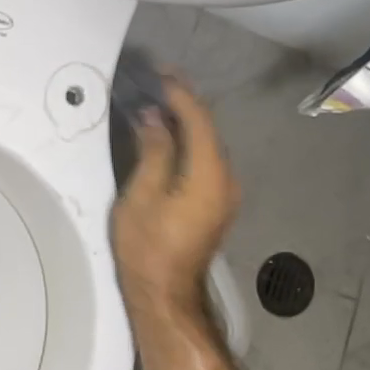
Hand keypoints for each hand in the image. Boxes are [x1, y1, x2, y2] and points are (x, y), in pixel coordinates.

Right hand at [111, 74, 238, 313]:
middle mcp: (227, 179)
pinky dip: (187, 141)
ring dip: (184, 120)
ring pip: (207, 143)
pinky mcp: (216, 204)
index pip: (198, 118)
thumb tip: (155, 117)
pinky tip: (167, 135)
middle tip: (155, 79)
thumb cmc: (148, 248)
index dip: (178, 92)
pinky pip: (205, 160)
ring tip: (157, 100)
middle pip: (207, 128)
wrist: (165, 296)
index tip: (156, 72)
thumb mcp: (142, 195)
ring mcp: (225, 193)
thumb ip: (153, 150)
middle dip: (182, 101)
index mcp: (210, 174)